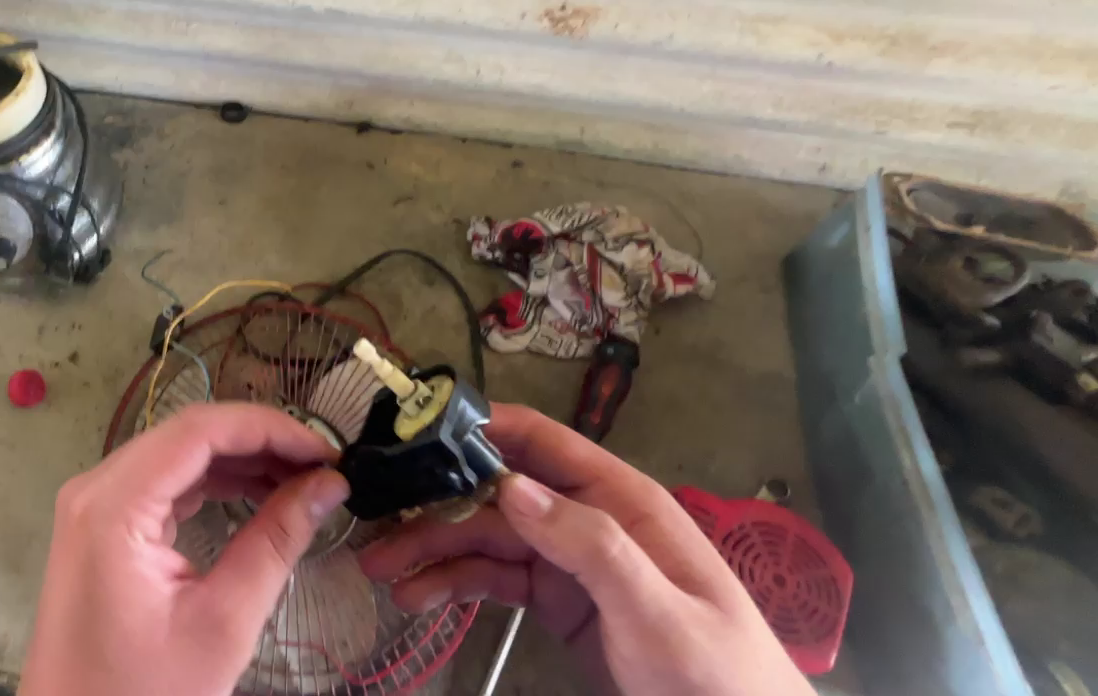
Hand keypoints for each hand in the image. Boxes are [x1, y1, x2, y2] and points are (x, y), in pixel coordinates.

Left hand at [18, 402, 349, 695]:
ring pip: (179, 453)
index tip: (325, 449)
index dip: (267, 428)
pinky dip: (214, 481)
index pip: (198, 430)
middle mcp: (97, 486)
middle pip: (187, 434)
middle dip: (259, 442)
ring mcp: (96, 502)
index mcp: (113, 504)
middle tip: (322, 466)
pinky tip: (259, 492)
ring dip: (241, 460)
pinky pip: (166, 480)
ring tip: (302, 479)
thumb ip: (275, 543)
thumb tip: (329, 485)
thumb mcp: (221, 625)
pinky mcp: (104, 521)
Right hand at [359, 404, 811, 695]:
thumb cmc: (720, 681)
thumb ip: (590, 546)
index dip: (476, 426)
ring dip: (432, 550)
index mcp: (615, 498)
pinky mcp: (554, 598)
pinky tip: (417, 598)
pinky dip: (453, 584)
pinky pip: (493, 579)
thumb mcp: (661, 616)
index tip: (413, 429)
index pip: (537, 439)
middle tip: (376, 524)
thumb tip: (507, 483)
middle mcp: (582, 516)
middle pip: (493, 494)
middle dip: (434, 507)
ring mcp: (566, 558)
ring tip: (380, 573)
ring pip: (484, 538)